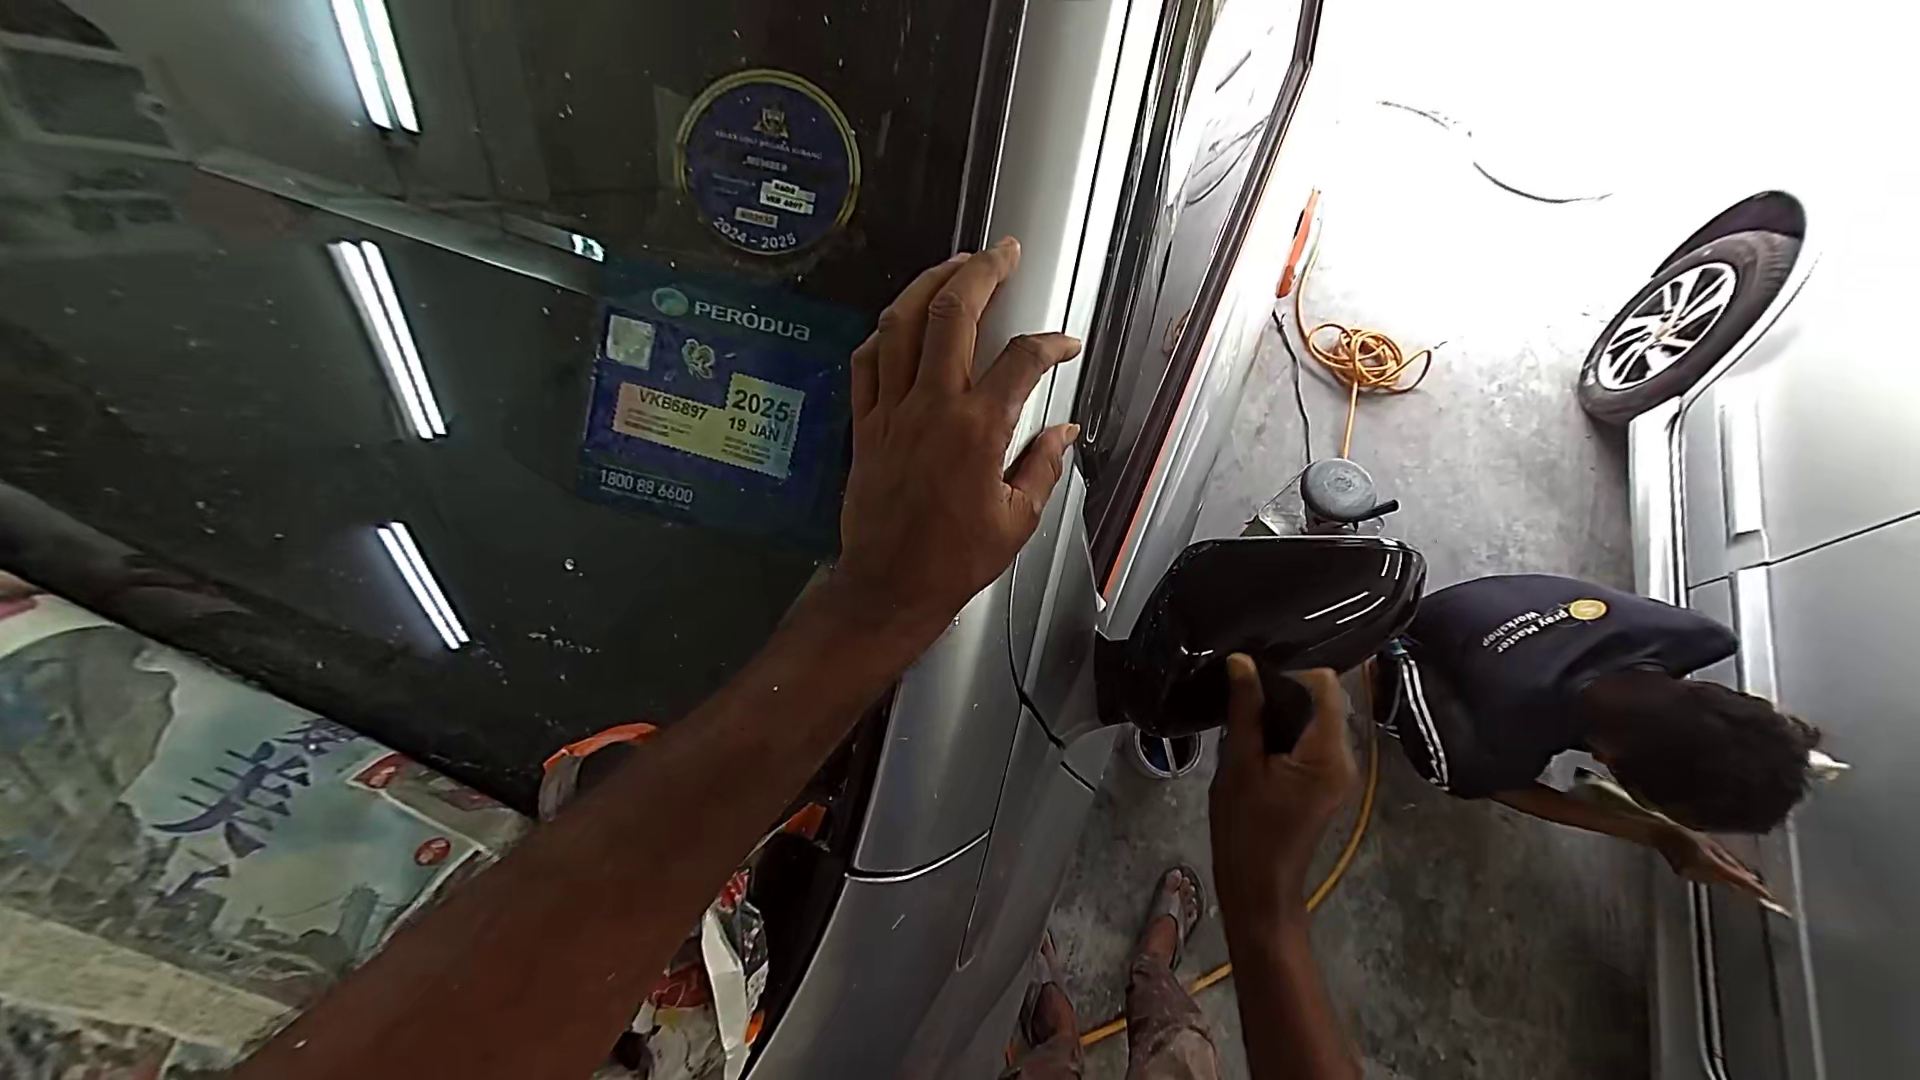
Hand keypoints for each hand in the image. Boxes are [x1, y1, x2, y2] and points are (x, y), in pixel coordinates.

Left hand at [832, 239, 1080, 637]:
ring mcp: (892, 411)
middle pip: (954, 313)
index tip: (1064, 345)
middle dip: (982, 270)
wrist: (891, 585)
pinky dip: (883, 334)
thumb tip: (1064, 433)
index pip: (1023, 361)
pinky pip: (866, 363)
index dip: (1051, 343)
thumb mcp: (1017, 519)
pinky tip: (898, 323)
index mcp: (978, 430)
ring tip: (952, 267)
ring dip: (928, 284)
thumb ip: (1043, 466)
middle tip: (1002, 252)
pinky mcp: (865, 425)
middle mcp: (932, 408)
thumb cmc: (954, 560)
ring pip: (902, 324)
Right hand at [1211, 657, 1358, 913]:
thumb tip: (1241, 660)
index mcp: (1328, 753)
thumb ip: (1245, 709)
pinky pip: (1309, 736)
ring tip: (1242, 692)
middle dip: (1284, 684)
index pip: (1326, 688)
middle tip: (1241, 672)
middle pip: (1323, 701)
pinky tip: (1252, 721)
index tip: (1255, 657)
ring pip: (1314, 717)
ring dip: (1282, 704)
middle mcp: (1343, 758)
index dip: (1293, 667)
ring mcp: (1336, 771)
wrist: (1257, 883)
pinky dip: (1285, 724)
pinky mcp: (1324, 779)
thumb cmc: (1245, 826)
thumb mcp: (1238, 762)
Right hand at [1652, 824, 1783, 907]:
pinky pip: (1703, 878)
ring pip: (1716, 881)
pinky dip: (1705, 873)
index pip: (1741, 882)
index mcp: (1713, 863)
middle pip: (1728, 882)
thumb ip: (1732, 863)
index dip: (1758, 892)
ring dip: (1718, 874)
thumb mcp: (1712, 844)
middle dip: (1732, 877)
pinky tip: (1694, 861)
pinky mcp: (1684, 875)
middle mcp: (1703, 872)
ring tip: (1704, 858)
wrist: (1656, 831)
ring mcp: (1692, 874)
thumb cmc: (1685, 834)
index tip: (1775, 903)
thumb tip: (1753, 879)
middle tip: (1726, 865)